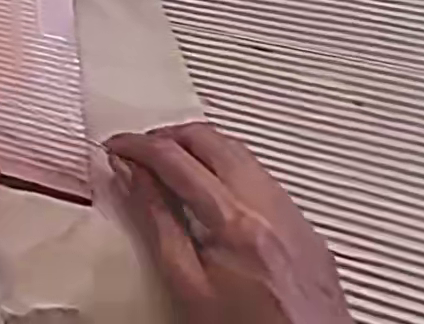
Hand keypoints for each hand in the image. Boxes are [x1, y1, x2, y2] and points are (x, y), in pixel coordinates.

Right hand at [107, 123, 351, 323]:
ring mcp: (294, 217)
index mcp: (236, 224)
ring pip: (236, 150)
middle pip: (207, 138)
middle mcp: (270, 210)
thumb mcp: (187, 286)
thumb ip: (156, 221)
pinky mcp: (307, 231)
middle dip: (166, 137)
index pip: (174, 157)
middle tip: (139, 152)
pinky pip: (260, 176)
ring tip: (169, 166)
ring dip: (196, 148)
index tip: (116, 148)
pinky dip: (226, 168)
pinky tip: (210, 190)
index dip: (136, 145)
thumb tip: (130, 173)